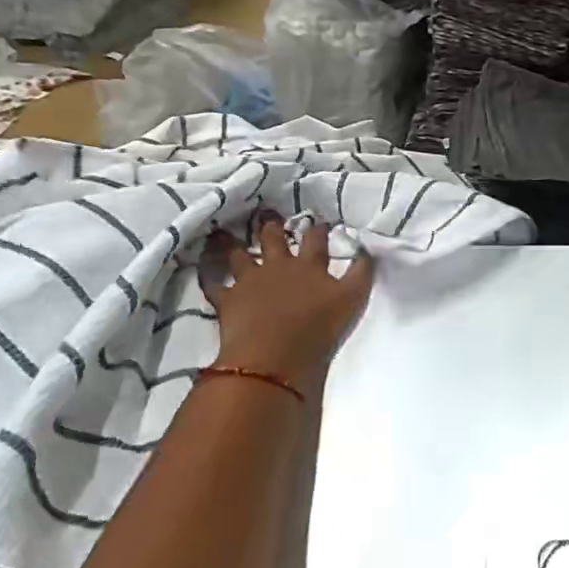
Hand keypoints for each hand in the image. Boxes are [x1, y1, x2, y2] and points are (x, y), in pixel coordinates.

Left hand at [206, 213, 372, 393]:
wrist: (275, 354)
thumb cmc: (317, 327)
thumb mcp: (352, 300)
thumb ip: (361, 273)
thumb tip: (367, 249)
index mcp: (309, 265)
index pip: (315, 239)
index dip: (317, 228)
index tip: (317, 219)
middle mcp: (278, 266)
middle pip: (274, 240)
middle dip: (272, 225)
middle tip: (266, 212)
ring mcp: (250, 281)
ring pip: (240, 255)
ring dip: (233, 242)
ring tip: (224, 231)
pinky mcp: (228, 300)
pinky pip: (213, 283)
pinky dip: (207, 272)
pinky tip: (201, 264)